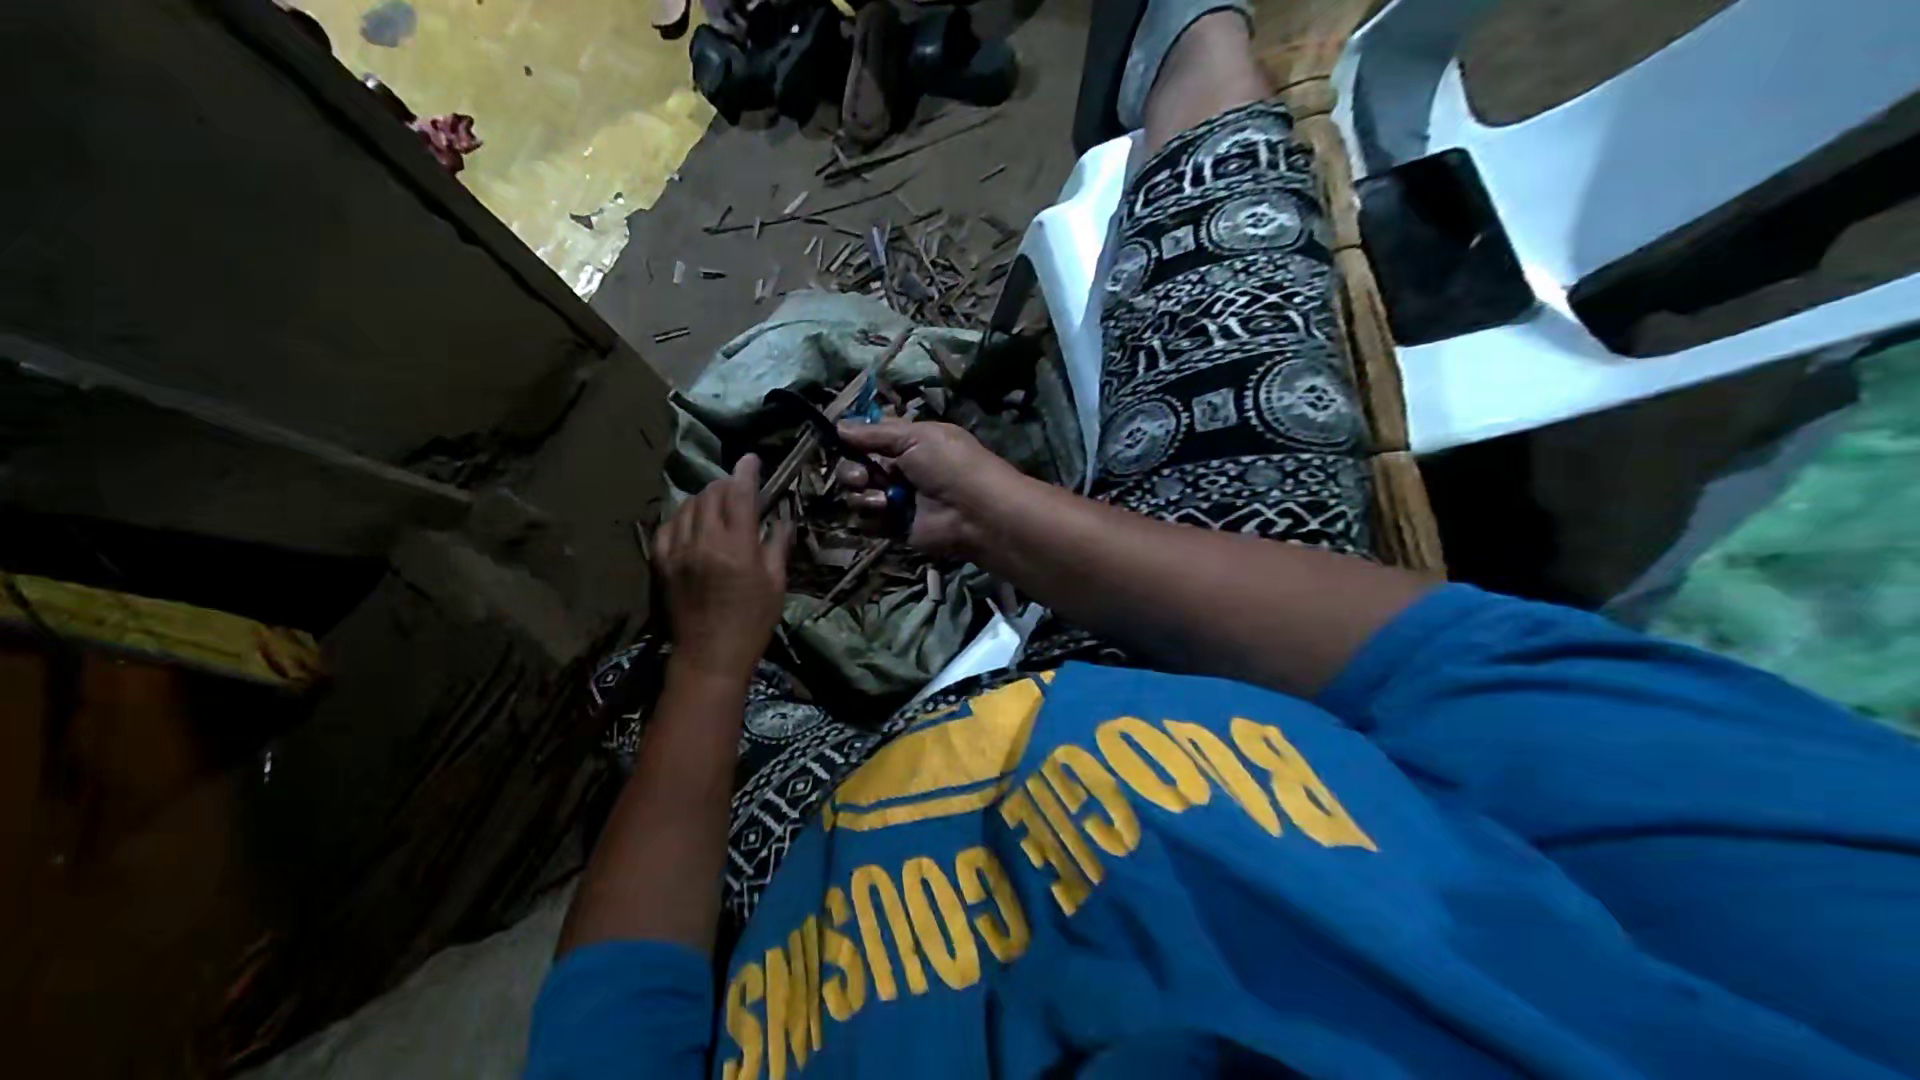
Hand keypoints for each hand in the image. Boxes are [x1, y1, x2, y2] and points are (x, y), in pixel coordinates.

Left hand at [653, 455, 791, 682]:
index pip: (740, 494)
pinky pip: (668, 525)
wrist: (709, 656)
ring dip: (705, 498)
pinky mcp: (659, 562)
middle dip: (727, 484)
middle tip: (740, 488)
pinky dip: (683, 517)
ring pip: (688, 506)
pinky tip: (692, 522)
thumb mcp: (775, 584)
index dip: (747, 471)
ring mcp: (677, 551)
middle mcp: (703, 542)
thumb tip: (782, 518)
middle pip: (711, 494)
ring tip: (718, 503)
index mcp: (736, 547)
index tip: (752, 459)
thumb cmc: (752, 622)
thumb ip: (777, 546)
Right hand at [836, 420, 1030, 559]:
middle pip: (856, 470)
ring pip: (857, 497)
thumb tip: (839, 426)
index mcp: (909, 444)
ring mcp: (897, 501)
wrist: (977, 512)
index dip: (853, 442)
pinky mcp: (896, 528)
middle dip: (851, 472)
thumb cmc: (951, 465)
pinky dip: (871, 517)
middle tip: (862, 477)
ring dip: (862, 496)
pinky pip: (867, 522)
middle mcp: (900, 471)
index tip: (841, 442)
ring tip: (882, 499)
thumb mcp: (917, 437)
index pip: (869, 441)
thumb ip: (876, 433)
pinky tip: (887, 513)